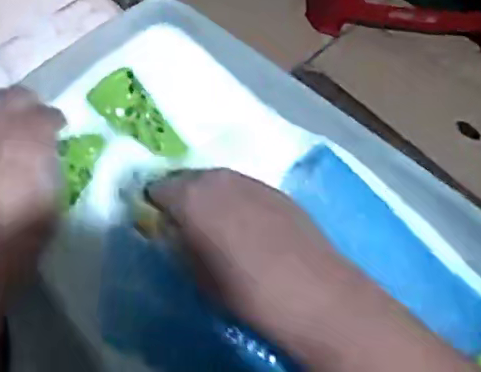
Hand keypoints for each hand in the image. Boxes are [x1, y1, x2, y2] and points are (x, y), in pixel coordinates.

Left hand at [0, 88, 63, 371]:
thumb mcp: (51, 205)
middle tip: (37, 119)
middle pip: (14, 95)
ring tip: (12, 128)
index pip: (46, 113)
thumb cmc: (18, 236)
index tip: (61, 129)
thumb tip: (46, 157)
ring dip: (3, 110)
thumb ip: (49, 169)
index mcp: (30, 137)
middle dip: (29, 103)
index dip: (55, 120)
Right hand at [149, 169, 474, 371]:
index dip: (154, 208)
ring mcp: (247, 179)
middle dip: (183, 198)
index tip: (161, 226)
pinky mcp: (278, 192)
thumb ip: (175, 243)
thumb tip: (169, 231)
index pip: (153, 189)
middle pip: (184, 179)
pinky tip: (252, 229)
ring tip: (222, 227)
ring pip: (215, 182)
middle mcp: (211, 175)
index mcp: (185, 193)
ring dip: (213, 198)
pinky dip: (240, 203)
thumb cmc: (250, 294)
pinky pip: (245, 190)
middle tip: (189, 227)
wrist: (327, 304)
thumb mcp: (195, 275)